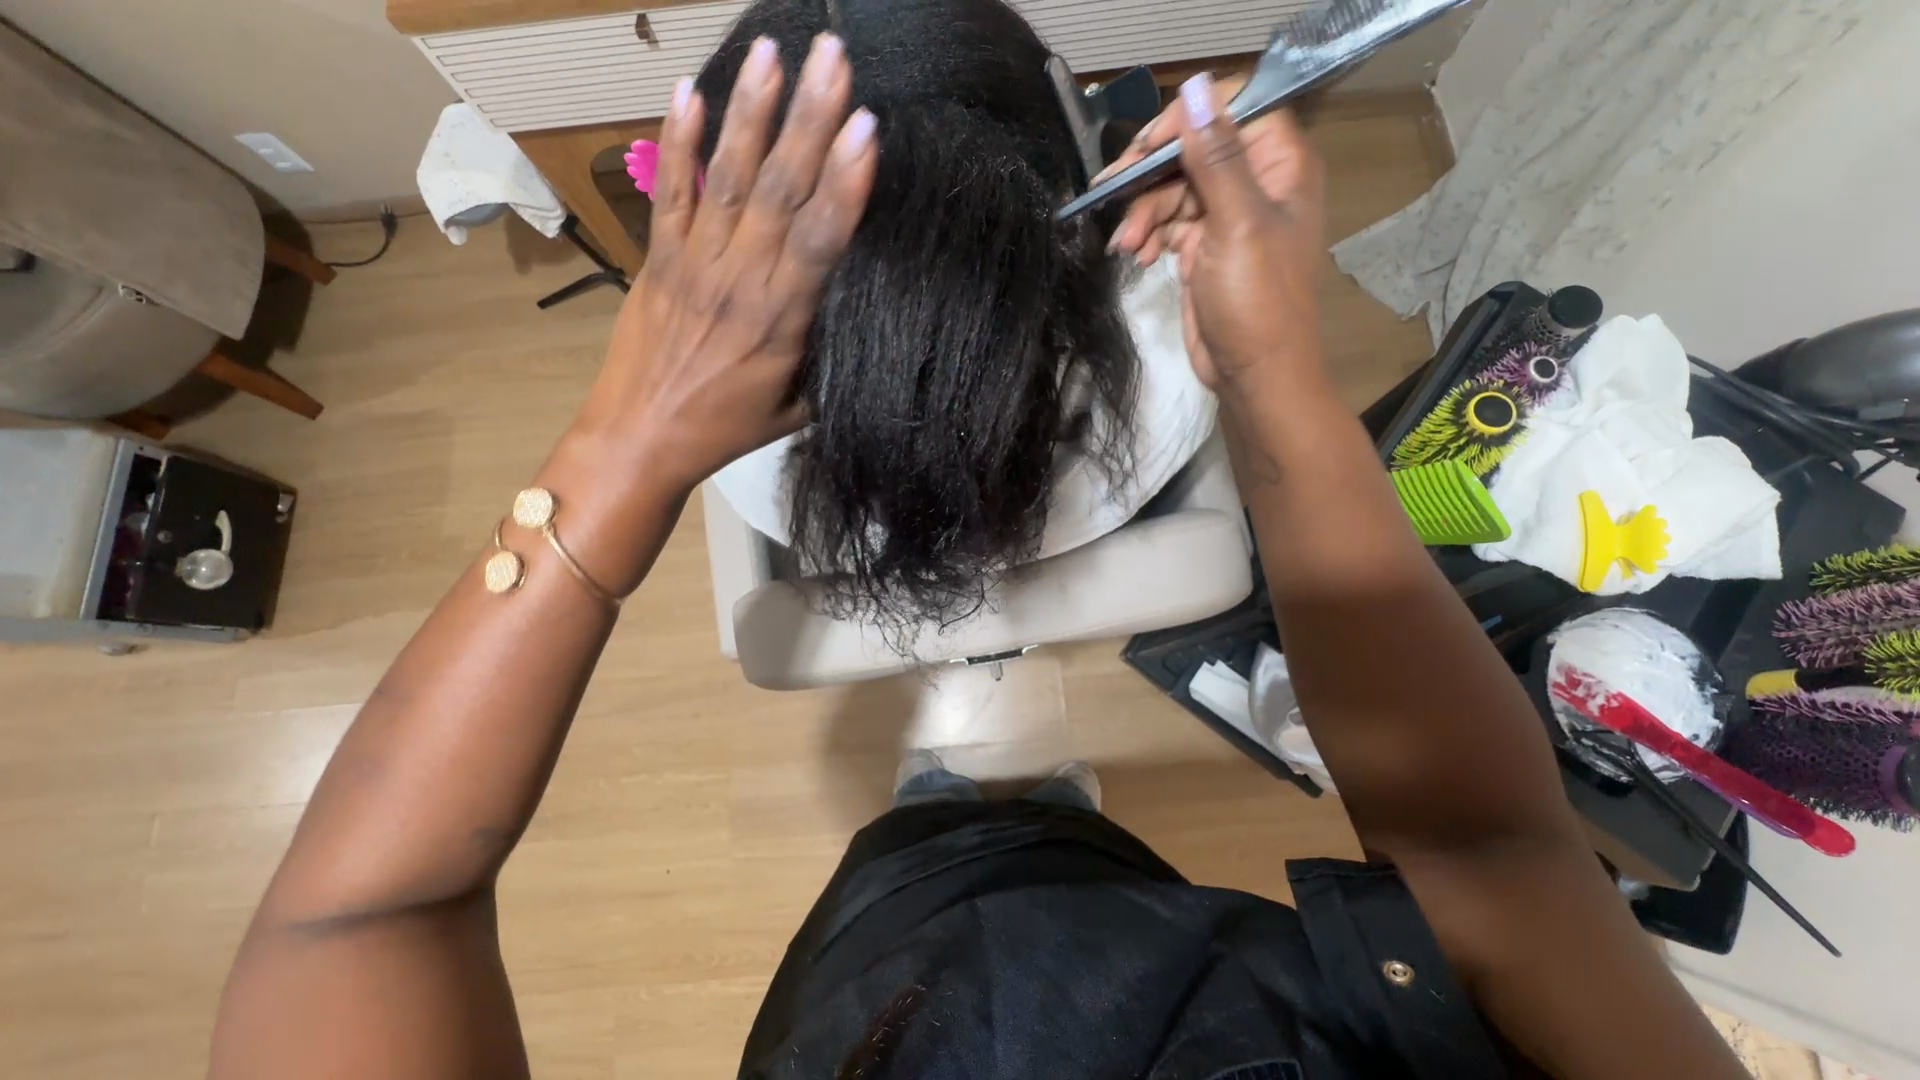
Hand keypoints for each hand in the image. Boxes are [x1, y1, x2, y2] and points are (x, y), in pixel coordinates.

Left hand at [573, 34, 878, 496]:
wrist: (638, 440)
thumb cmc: (725, 430)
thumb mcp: (797, 408)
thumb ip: (827, 353)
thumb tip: (858, 308)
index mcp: (779, 321)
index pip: (818, 240)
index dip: (844, 184)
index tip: (867, 128)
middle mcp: (737, 281)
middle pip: (778, 190)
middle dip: (809, 119)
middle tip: (833, 56)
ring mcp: (692, 263)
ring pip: (727, 178)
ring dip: (751, 112)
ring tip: (773, 52)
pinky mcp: (656, 258)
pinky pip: (669, 193)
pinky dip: (678, 143)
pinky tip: (690, 91)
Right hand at [1100, 73, 1326, 394]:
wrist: (1254, 374)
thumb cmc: (1257, 301)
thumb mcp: (1237, 224)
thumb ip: (1215, 158)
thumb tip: (1196, 90)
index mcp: (1280, 165)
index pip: (1231, 111)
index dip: (1185, 121)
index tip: (1145, 148)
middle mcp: (1256, 182)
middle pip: (1193, 150)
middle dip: (1150, 174)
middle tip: (1110, 192)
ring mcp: (1227, 216)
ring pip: (1173, 189)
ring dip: (1143, 213)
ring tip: (1127, 245)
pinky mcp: (1203, 247)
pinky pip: (1167, 224)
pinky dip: (1147, 235)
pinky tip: (1134, 254)